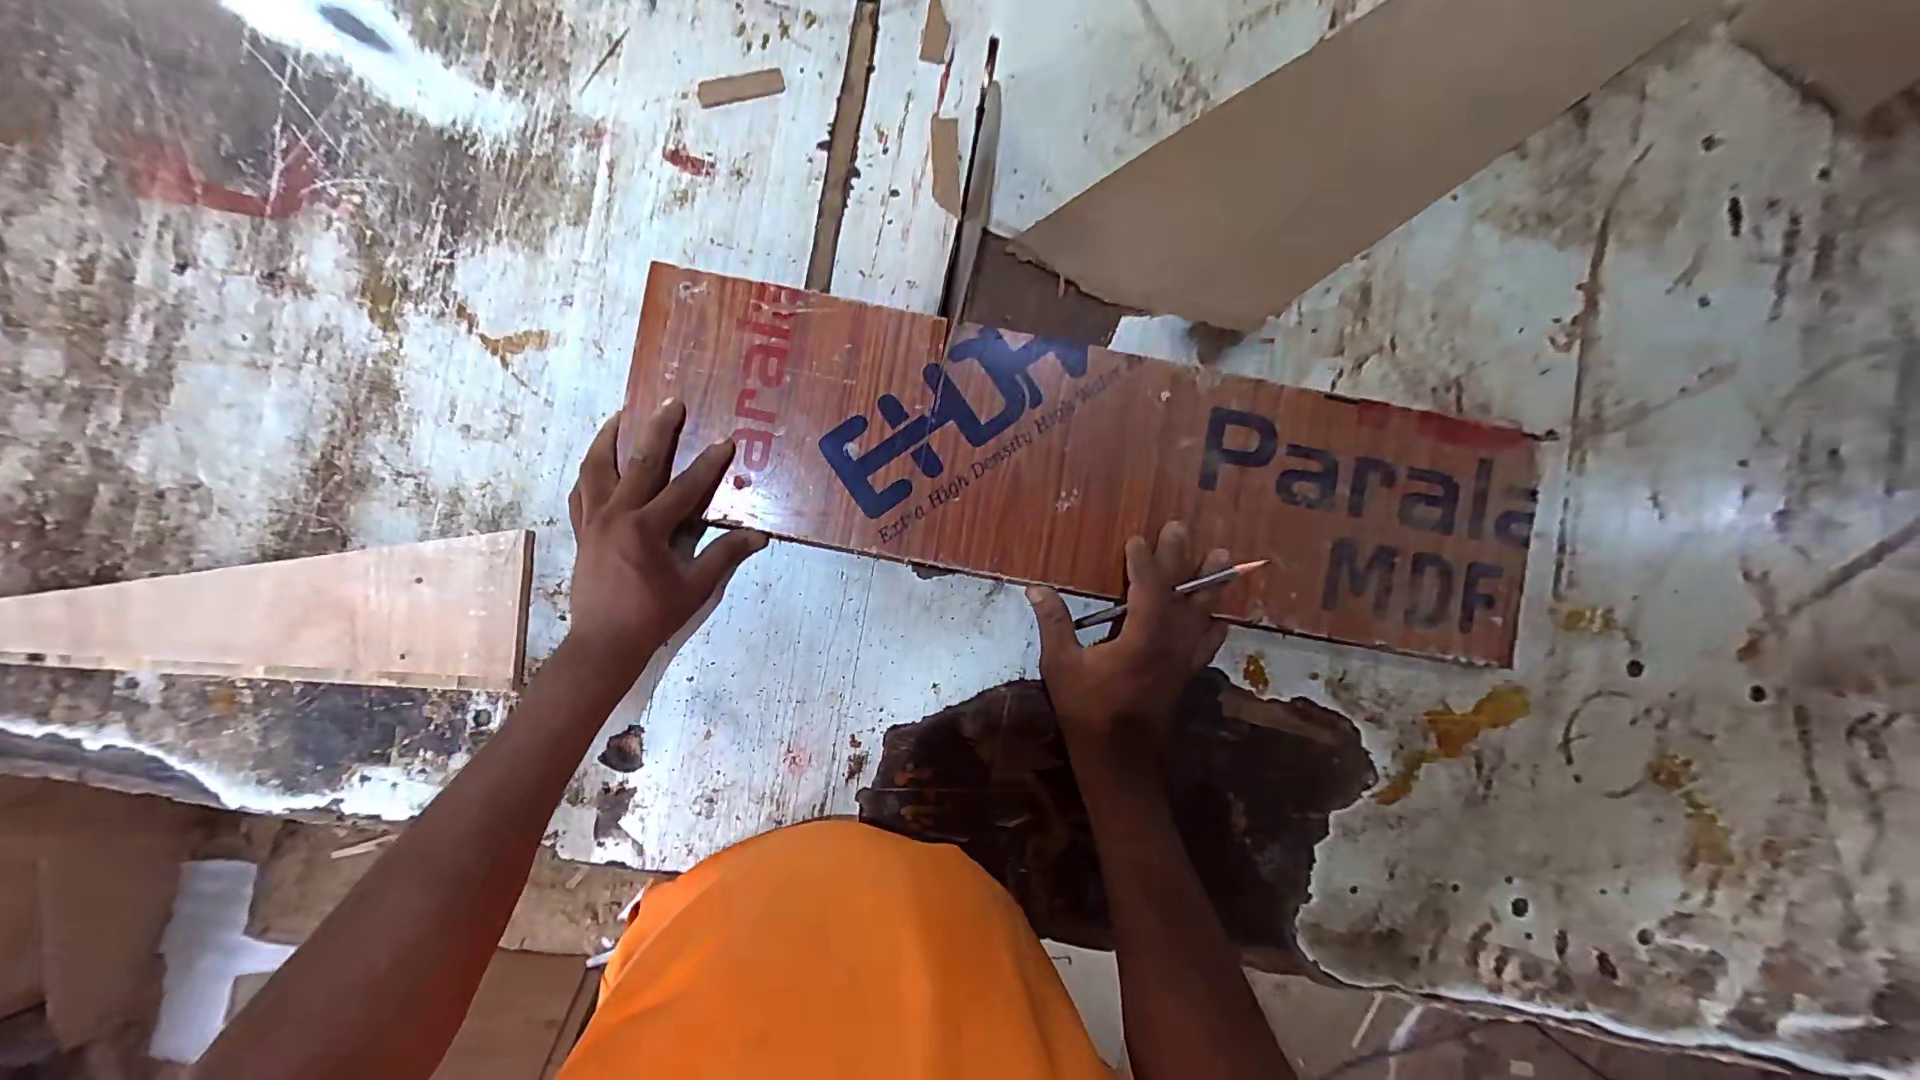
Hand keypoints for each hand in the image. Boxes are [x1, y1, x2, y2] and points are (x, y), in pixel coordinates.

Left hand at [565, 401, 767, 681]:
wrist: (604, 643)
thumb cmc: (653, 616)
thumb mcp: (695, 587)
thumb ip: (726, 555)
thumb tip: (759, 536)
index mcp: (645, 529)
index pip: (683, 488)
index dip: (708, 465)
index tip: (725, 442)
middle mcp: (615, 516)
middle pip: (636, 463)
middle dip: (656, 430)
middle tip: (670, 402)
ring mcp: (593, 522)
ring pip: (594, 470)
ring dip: (608, 440)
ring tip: (620, 417)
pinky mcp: (582, 532)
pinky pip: (580, 493)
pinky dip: (588, 473)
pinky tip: (597, 464)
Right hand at [1026, 522, 1229, 753]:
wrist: (1119, 760)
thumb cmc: (1087, 711)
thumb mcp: (1061, 666)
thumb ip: (1054, 624)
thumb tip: (1037, 588)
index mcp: (1142, 636)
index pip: (1147, 587)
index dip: (1142, 561)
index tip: (1136, 540)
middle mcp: (1170, 642)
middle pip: (1179, 591)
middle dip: (1179, 557)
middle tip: (1181, 526)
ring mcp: (1183, 659)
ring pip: (1202, 612)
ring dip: (1209, 582)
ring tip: (1222, 554)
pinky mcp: (1186, 673)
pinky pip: (1207, 642)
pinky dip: (1214, 623)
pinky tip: (1221, 616)